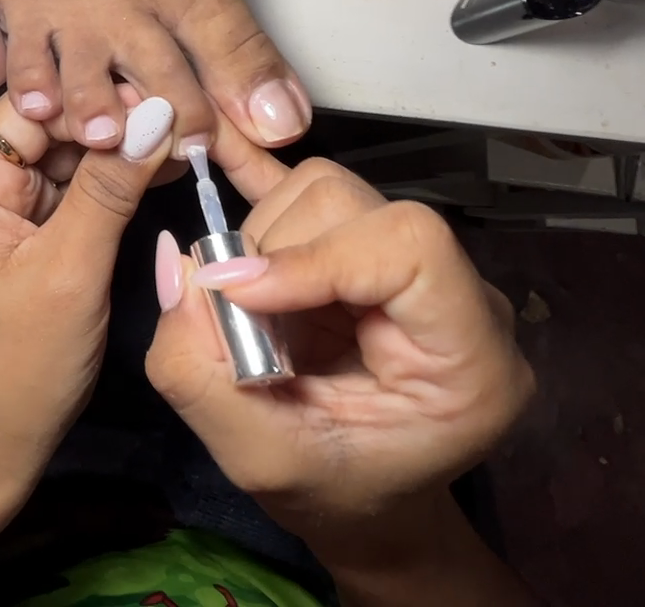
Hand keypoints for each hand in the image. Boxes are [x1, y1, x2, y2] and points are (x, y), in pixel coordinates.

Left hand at [0, 91, 177, 496]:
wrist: (7, 431)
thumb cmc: (23, 359)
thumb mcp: (70, 268)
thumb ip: (108, 188)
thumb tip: (155, 117)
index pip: (29, 107)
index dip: (90, 96)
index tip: (157, 94)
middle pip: (52, 124)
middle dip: (114, 119)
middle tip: (184, 110)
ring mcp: (12, 202)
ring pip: (71, 152)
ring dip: (123, 146)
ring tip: (185, 131)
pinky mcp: (40, 225)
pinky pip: (81, 184)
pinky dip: (119, 177)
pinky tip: (164, 162)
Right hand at [145, 158, 533, 540]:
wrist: (363, 496)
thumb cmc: (331, 491)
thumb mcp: (258, 459)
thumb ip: (202, 373)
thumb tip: (178, 264)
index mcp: (466, 356)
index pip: (409, 246)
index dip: (314, 256)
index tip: (238, 293)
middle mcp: (450, 290)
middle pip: (352, 203)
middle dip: (271, 247)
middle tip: (235, 309)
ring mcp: (404, 257)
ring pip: (320, 188)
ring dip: (258, 233)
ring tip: (245, 297)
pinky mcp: (354, 240)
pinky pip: (301, 185)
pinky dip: (252, 169)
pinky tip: (214, 149)